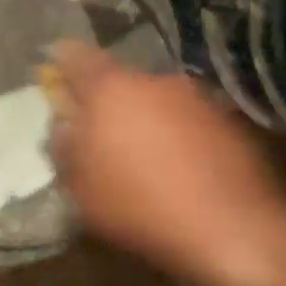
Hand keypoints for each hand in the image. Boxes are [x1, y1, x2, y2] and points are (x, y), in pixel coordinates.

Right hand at [46, 41, 285, 285]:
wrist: (232, 229)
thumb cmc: (136, 203)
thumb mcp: (77, 183)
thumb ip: (63, 145)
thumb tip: (64, 125)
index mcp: (110, 88)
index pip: (75, 56)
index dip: (61, 62)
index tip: (53, 73)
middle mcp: (156, 81)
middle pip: (120, 81)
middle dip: (106, 101)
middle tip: (97, 131)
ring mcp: (199, 100)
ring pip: (157, 102)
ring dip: (145, 120)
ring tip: (140, 157)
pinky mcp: (232, 125)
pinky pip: (188, 123)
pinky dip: (177, 138)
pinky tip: (176, 171)